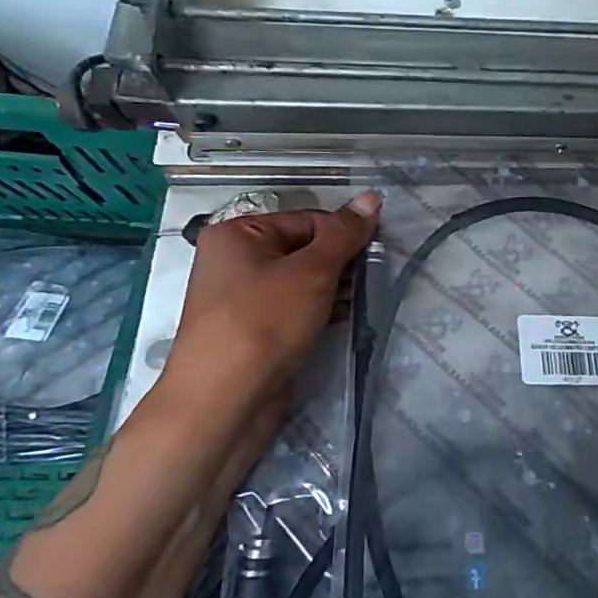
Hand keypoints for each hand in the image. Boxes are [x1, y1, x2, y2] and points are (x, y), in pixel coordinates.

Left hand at [157, 192, 380, 415]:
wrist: (224, 400)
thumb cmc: (265, 322)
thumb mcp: (313, 271)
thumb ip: (344, 234)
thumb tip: (373, 197)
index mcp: (238, 233)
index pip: (307, 219)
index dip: (343, 235)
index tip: (374, 253)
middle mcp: (235, 260)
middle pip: (304, 248)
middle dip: (340, 263)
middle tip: (370, 278)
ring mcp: (242, 298)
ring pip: (301, 281)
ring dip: (334, 288)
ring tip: (360, 299)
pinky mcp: (254, 329)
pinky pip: (293, 308)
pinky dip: (319, 310)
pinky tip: (342, 318)